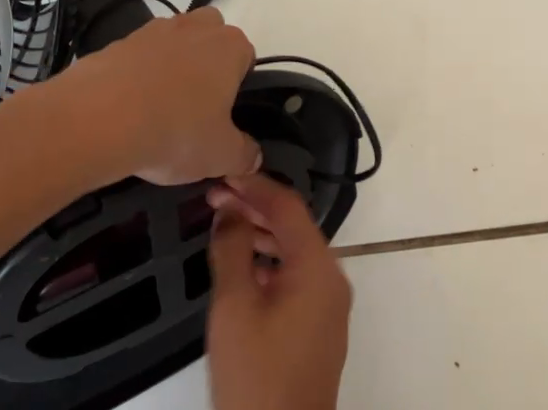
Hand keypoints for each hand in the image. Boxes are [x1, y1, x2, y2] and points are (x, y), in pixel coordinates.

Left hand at [53, 8, 261, 185]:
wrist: (98, 119)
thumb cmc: (175, 131)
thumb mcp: (220, 156)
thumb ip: (244, 155)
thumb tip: (251, 156)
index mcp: (230, 46)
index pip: (247, 57)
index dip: (238, 87)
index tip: (224, 116)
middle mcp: (196, 27)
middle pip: (210, 38)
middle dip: (206, 64)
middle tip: (196, 107)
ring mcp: (153, 30)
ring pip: (173, 44)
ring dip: (169, 68)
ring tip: (157, 112)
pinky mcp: (117, 42)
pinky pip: (137, 57)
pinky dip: (136, 77)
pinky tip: (127, 111)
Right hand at [205, 175, 351, 409]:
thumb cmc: (255, 372)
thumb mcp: (235, 306)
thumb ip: (232, 249)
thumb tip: (231, 211)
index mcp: (318, 267)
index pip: (288, 206)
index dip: (254, 185)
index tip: (222, 174)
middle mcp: (332, 279)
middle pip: (294, 226)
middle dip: (255, 208)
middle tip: (215, 197)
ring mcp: (329, 305)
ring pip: (295, 252)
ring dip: (261, 235)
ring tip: (223, 224)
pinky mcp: (320, 326)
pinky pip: (297, 277)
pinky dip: (271, 263)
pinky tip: (242, 265)